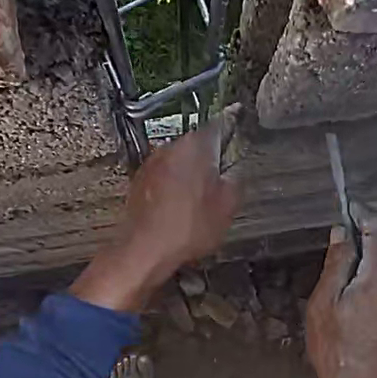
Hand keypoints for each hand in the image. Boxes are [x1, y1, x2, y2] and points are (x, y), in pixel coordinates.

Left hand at [70, 111, 241, 313]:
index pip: (218, 127)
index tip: (237, 133)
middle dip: (209, 159)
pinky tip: (180, 208)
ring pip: (179, 162)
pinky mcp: (139, 182)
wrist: (146, 250)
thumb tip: (234, 174)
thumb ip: (235, 182)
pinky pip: (163, 177)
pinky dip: (173, 187)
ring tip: (201, 200)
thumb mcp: (226, 207)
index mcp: (194, 147)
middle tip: (222, 180)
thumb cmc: (186, 228)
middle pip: (196, 145)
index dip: (230, 132)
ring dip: (190, 174)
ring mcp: (151, 164)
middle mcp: (169, 148)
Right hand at [305, 203, 376, 377]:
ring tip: (344, 300)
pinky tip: (359, 313)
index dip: (363, 215)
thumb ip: (337, 264)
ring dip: (368, 274)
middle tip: (334, 272)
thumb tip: (342, 233)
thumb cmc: (337, 350)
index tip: (347, 213)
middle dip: (361, 252)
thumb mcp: (323, 303)